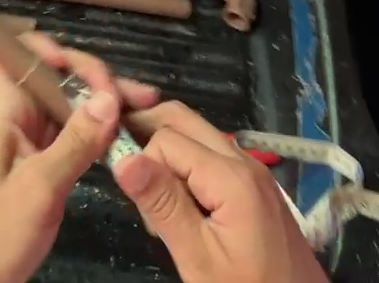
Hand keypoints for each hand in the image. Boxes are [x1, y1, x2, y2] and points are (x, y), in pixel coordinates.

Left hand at [0, 34, 160, 282]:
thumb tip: (110, 98)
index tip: (77, 65)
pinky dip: (101, 126)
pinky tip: (128, 129)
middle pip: (51, 75)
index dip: (40, 47)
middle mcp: (18, 117)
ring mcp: (33, 139)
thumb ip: (75, 143)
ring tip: (145, 100)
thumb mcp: (39, 189)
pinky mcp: (46, 161)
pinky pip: (75, 129)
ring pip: (68, 101)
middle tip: (129, 92)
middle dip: (90, 74)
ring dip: (103, 98)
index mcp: (4, 113)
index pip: (11, 57)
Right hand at [111, 101, 328, 282]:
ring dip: (168, 153)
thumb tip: (122, 158)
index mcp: (231, 175)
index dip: (144, 164)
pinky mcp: (256, 186)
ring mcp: (253, 170)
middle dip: (149, 136)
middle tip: (133, 182)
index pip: (166, 139)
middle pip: (182, 118)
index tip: (142, 210)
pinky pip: (212, 155)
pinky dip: (188, 166)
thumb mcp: (200, 259)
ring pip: (196, 133)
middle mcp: (243, 159)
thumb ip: (163, 205)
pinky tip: (182, 206)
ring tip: (158, 203)